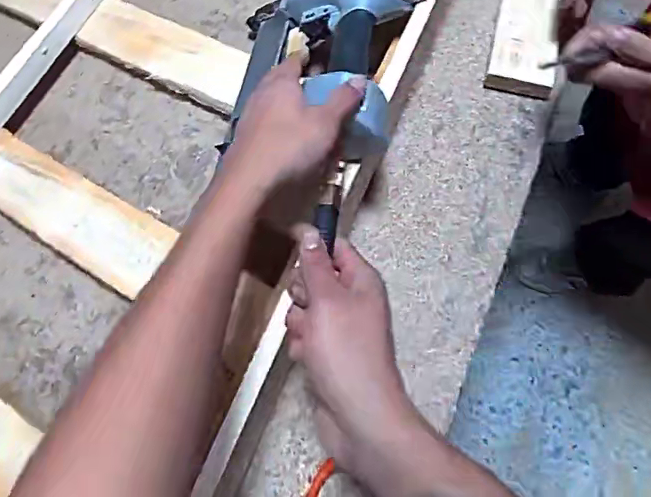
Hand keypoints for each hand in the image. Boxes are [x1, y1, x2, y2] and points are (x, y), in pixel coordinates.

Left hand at [220, 53, 362, 197]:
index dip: (309, 58)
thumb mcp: (326, 122)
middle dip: (301, 83)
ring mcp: (251, 113)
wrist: (248, 181)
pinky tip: (293, 141)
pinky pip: (268, 122)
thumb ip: (343, 99)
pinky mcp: (246, 135)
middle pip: (283, 79)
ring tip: (311, 117)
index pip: (295, 59)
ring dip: (291, 106)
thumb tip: (358, 78)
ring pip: (274, 101)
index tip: (323, 62)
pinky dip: (282, 125)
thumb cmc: (289, 145)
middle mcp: (262, 92)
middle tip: (321, 91)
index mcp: (280, 81)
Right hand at [284, 231, 427, 489]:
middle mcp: (353, 301)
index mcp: (361, 281)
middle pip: (315, 276)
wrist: (360, 420)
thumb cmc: (346, 352)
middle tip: (306, 305)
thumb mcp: (326, 299)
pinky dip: (301, 343)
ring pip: (305, 307)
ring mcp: (341, 329)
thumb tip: (310, 232)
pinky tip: (305, 357)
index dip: (312, 244)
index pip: (335, 246)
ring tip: (306, 338)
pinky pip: (305, 334)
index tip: (289, 244)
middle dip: (302, 290)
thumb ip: (314, 263)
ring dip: (298, 320)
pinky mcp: (329, 353)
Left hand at [564, 26, 650, 113]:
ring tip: (615, 23)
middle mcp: (617, 80)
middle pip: (581, 60)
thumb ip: (642, 49)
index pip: (578, 66)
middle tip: (606, 21)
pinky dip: (612, 40)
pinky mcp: (636, 70)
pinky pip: (611, 54)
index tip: (597, 26)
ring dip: (599, 38)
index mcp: (623, 79)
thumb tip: (608, 35)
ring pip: (595, 56)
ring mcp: (626, 76)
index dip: (579, 44)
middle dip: (586, 38)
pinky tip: (627, 30)